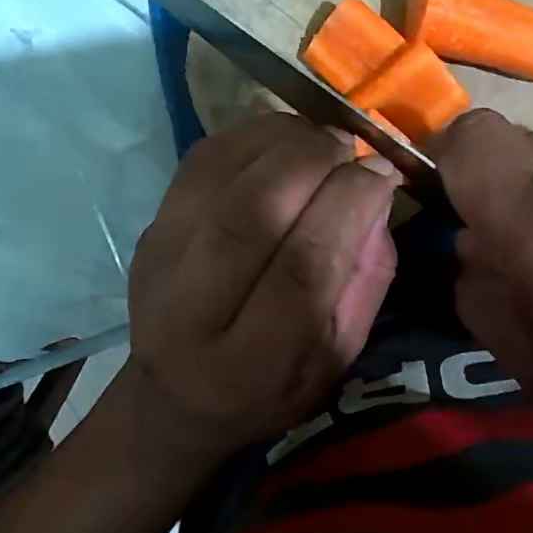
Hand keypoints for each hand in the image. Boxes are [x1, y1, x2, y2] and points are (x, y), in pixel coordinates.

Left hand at [122, 113, 398, 460]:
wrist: (179, 396)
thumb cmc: (274, 387)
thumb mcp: (338, 356)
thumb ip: (367, 281)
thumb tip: (378, 193)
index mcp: (253, 363)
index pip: (305, 266)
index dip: (350, 205)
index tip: (383, 173)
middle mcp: (193, 311)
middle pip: (255, 211)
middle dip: (314, 162)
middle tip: (350, 146)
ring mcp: (159, 261)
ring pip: (221, 174)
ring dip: (282, 140)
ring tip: (322, 139)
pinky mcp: (149, 229)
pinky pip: (201, 161)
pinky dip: (249, 135)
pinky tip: (284, 138)